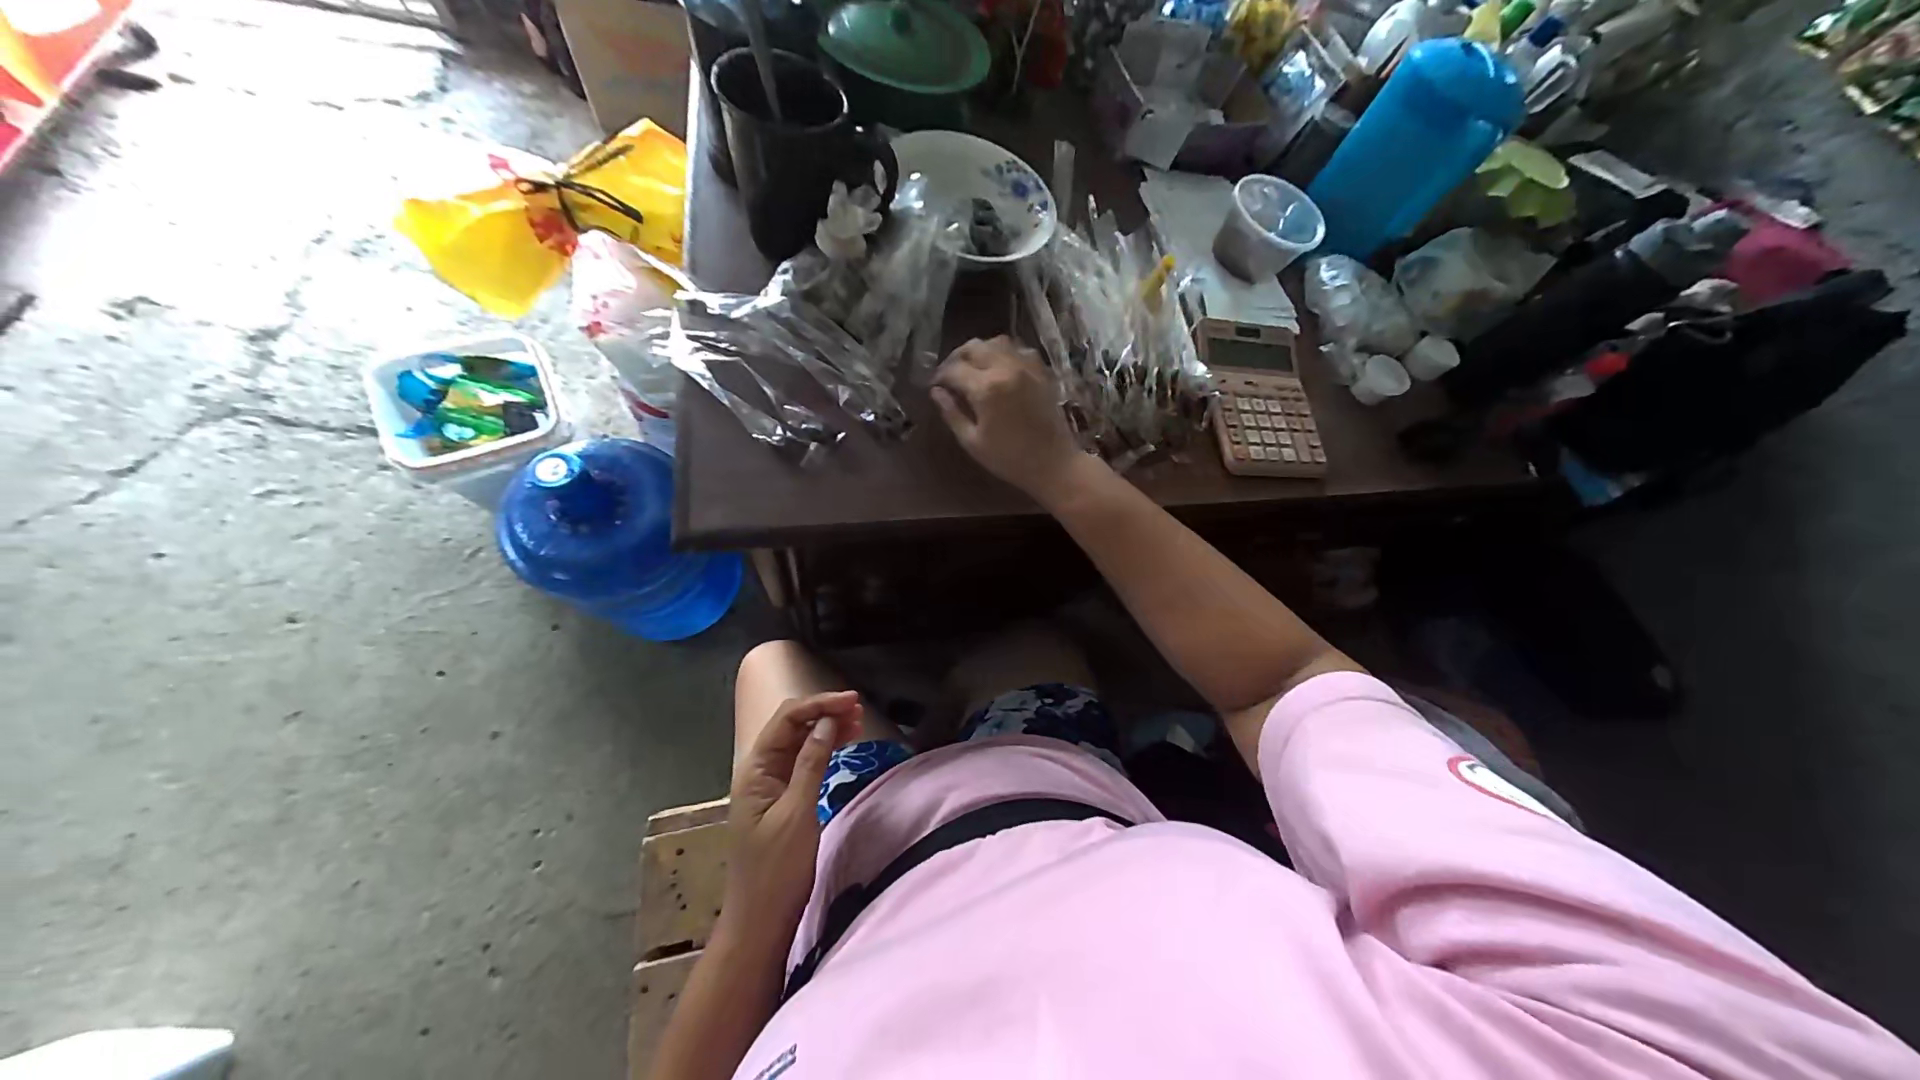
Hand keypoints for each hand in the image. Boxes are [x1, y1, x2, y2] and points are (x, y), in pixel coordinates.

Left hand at [724, 692, 862, 930]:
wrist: (761, 920)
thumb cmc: (776, 870)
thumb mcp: (797, 814)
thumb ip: (810, 764)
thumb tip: (827, 723)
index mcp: (755, 769)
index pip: (787, 719)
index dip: (819, 703)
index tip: (852, 701)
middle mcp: (761, 770)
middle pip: (793, 725)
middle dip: (824, 711)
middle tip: (859, 710)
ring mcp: (772, 784)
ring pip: (801, 742)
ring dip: (827, 727)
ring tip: (858, 722)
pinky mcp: (784, 798)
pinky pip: (805, 761)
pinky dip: (825, 749)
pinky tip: (845, 743)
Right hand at [931, 336, 1090, 500]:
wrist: (1054, 464)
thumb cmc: (1009, 459)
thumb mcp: (972, 442)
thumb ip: (952, 413)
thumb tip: (936, 392)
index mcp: (986, 388)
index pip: (953, 370)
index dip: (939, 376)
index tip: (935, 386)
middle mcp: (1006, 368)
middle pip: (974, 347)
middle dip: (957, 358)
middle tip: (950, 374)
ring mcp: (1027, 367)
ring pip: (997, 342)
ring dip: (980, 350)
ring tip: (973, 368)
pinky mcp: (1041, 371)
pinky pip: (1019, 350)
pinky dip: (1004, 353)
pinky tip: (999, 369)